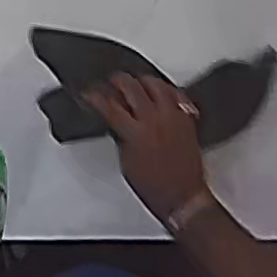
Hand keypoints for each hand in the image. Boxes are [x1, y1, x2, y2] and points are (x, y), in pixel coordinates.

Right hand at [83, 74, 208, 221]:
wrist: (183, 196)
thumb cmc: (155, 187)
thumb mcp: (126, 162)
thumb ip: (120, 135)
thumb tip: (115, 118)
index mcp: (135, 133)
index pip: (110, 106)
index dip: (95, 96)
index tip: (90, 93)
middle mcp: (154, 120)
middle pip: (131, 86)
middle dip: (117, 81)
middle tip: (111, 83)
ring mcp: (172, 116)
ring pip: (154, 83)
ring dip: (141, 80)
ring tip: (134, 83)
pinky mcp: (186, 117)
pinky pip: (175, 92)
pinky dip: (164, 88)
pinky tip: (158, 89)